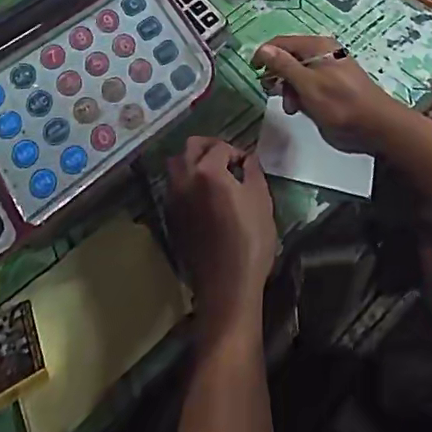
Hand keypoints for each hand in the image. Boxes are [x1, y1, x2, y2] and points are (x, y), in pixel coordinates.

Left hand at [167, 137, 276, 338]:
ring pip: (176, 165)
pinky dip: (186, 181)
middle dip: (209, 147)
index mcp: (207, 171)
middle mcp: (184, 179)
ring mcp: (173, 198)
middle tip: (226, 158)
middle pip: (190, 147)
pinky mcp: (170, 216)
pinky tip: (203, 195)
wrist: (226, 284)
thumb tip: (247, 159)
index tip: (246, 165)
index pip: (219, 147)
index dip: (235, 152)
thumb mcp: (261, 200)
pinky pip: (173, 187)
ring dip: (192, 161)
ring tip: (212, 174)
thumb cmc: (250, 240)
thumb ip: (253, 171)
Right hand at [252, 36, 412, 155]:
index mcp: (317, 46)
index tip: (253, 73)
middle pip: (288, 58)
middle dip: (278, 76)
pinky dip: (300, 96)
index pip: (281, 43)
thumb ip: (284, 65)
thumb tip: (263, 48)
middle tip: (272, 93)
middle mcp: (321, 54)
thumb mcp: (307, 84)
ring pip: (296, 75)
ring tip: (291, 107)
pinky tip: (302, 109)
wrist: (375, 127)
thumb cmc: (340, 104)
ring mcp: (327, 71)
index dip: (264, 55)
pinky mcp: (331, 87)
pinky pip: (307, 86)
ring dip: (288, 90)